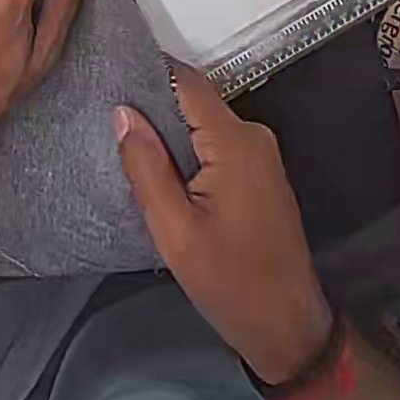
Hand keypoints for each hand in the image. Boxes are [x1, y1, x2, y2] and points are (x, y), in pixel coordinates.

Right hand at [115, 66, 333, 383]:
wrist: (288, 328)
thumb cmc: (229, 279)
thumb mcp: (174, 229)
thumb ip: (147, 165)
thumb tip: (123, 112)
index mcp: (235, 142)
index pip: (188, 83)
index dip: (151, 72)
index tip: (113, 72)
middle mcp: (253, 136)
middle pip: (195, 101)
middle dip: (154, 104)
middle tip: (112, 116)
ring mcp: (260, 154)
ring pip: (204, 123)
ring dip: (170, 130)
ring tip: (129, 140)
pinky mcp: (259, 172)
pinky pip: (216, 142)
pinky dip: (187, 147)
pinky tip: (162, 166)